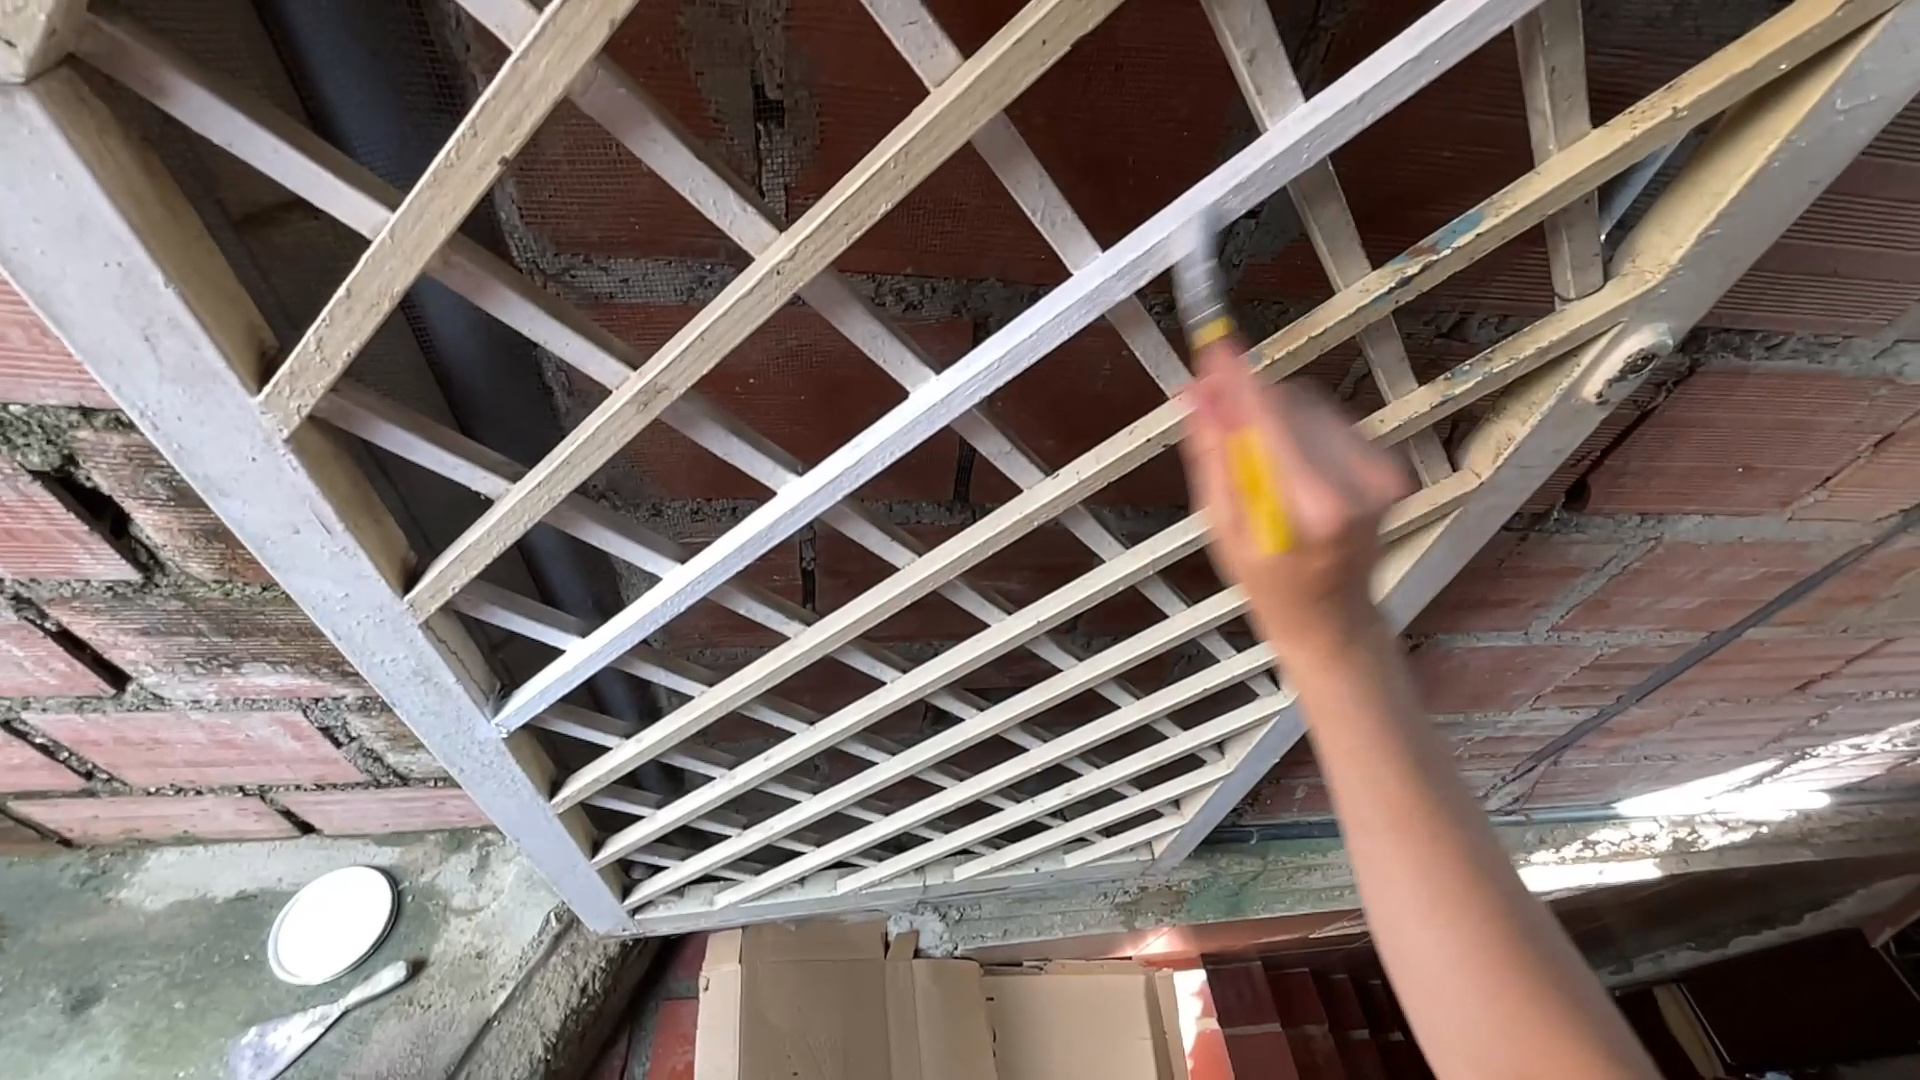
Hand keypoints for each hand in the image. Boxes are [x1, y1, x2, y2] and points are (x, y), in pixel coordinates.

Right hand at [1177, 340, 1410, 663]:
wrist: (1331, 618)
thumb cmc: (1267, 584)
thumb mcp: (1224, 529)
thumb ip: (1214, 458)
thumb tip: (1197, 396)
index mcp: (1315, 505)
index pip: (1271, 420)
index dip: (1239, 381)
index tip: (1213, 347)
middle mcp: (1359, 480)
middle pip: (1292, 405)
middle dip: (1250, 398)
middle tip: (1212, 404)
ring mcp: (1381, 470)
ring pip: (1311, 407)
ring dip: (1273, 413)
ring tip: (1251, 453)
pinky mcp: (1388, 463)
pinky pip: (1329, 421)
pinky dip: (1297, 428)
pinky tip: (1284, 462)